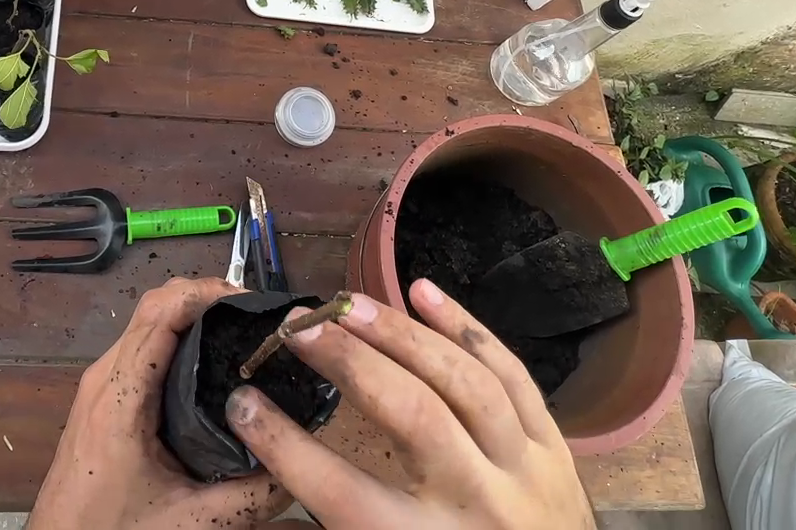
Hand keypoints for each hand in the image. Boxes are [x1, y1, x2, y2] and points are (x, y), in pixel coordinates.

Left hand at [29, 277, 291, 529]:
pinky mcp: (102, 392)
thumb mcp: (190, 523)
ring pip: (146, 318)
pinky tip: (206, 352)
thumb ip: (248, 496)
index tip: (250, 300)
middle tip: (252, 311)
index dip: (205, 293)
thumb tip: (299, 464)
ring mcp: (99, 381)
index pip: (161, 315)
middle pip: (153, 305)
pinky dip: (175, 329)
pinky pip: (141, 341)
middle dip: (203, 294)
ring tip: (236, 324)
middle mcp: (105, 375)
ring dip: (189, 308)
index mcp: (121, 396)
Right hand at [227, 278, 594, 528]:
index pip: (338, 490)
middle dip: (348, 361)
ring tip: (350, 303)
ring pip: (464, 382)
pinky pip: (511, 373)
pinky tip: (422, 289)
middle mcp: (478, 505)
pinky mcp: (552, 446)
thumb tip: (266, 487)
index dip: (282, 443)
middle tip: (299, 325)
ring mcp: (523, 469)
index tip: (242, 401)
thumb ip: (331, 527)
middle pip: (410, 414)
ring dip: (401, 334)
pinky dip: (466, 327)